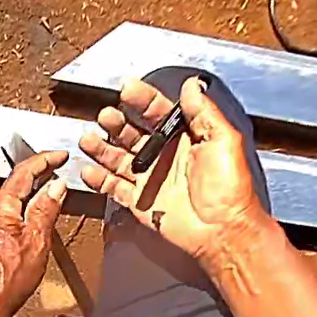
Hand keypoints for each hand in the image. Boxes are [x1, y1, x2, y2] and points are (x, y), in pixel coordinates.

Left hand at [0, 150, 69, 316]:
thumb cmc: (4, 282)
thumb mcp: (36, 243)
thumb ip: (46, 211)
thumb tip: (56, 186)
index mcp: (2, 209)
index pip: (24, 172)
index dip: (44, 160)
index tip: (60, 154)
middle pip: (16, 182)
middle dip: (39, 171)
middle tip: (58, 165)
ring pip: (12, 199)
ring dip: (32, 189)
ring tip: (51, 187)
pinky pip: (9, 214)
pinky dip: (25, 207)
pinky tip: (35, 215)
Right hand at [78, 76, 268, 267]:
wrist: (222, 231)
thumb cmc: (229, 189)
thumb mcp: (223, 141)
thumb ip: (203, 112)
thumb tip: (191, 85)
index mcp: (186, 139)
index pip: (159, 112)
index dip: (142, 100)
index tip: (126, 90)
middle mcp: (165, 157)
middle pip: (133, 134)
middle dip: (116, 123)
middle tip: (105, 116)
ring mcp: (151, 180)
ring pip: (119, 159)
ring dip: (102, 148)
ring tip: (88, 139)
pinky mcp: (140, 203)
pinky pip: (114, 188)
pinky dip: (100, 180)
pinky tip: (88, 170)